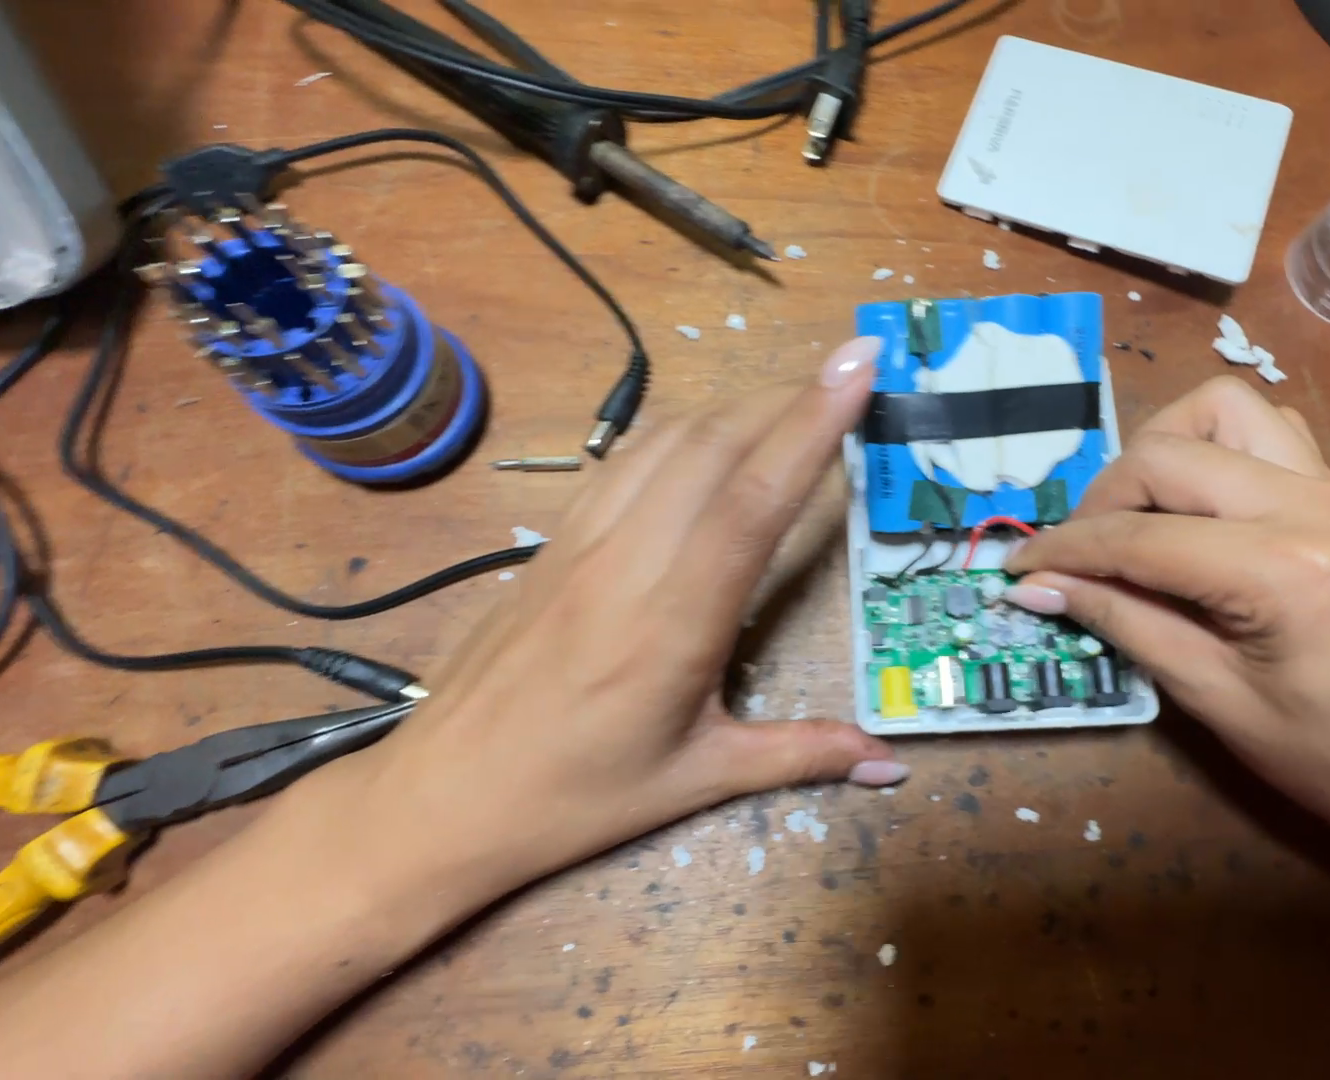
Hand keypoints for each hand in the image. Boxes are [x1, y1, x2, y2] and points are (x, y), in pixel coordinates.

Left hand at [318, 338, 905, 899]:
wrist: (439, 799)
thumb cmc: (575, 797)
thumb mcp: (699, 781)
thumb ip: (803, 755)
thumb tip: (890, 768)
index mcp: (673, 624)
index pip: (753, 500)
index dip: (811, 425)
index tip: (857, 367)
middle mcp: (627, 562)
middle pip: (714, 445)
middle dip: (787, 398)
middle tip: (846, 379)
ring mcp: (581, 541)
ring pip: (666, 439)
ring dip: (736, 406)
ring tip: (790, 401)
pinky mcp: (553, 538)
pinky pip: (625, 459)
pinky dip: (681, 430)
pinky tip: (709, 439)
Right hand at [1003, 376, 1329, 870]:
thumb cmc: (1325, 755)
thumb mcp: (1206, 695)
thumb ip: (1118, 620)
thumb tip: (1035, 585)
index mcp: (1286, 570)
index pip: (1140, 535)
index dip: (1065, 550)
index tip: (1017, 568)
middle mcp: (1317, 502)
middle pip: (1168, 452)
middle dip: (1102, 498)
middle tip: (1076, 554)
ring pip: (1218, 410)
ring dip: (1157, 452)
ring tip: (1133, 514)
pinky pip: (1260, 429)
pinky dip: (1208, 448)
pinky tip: (1191, 503)